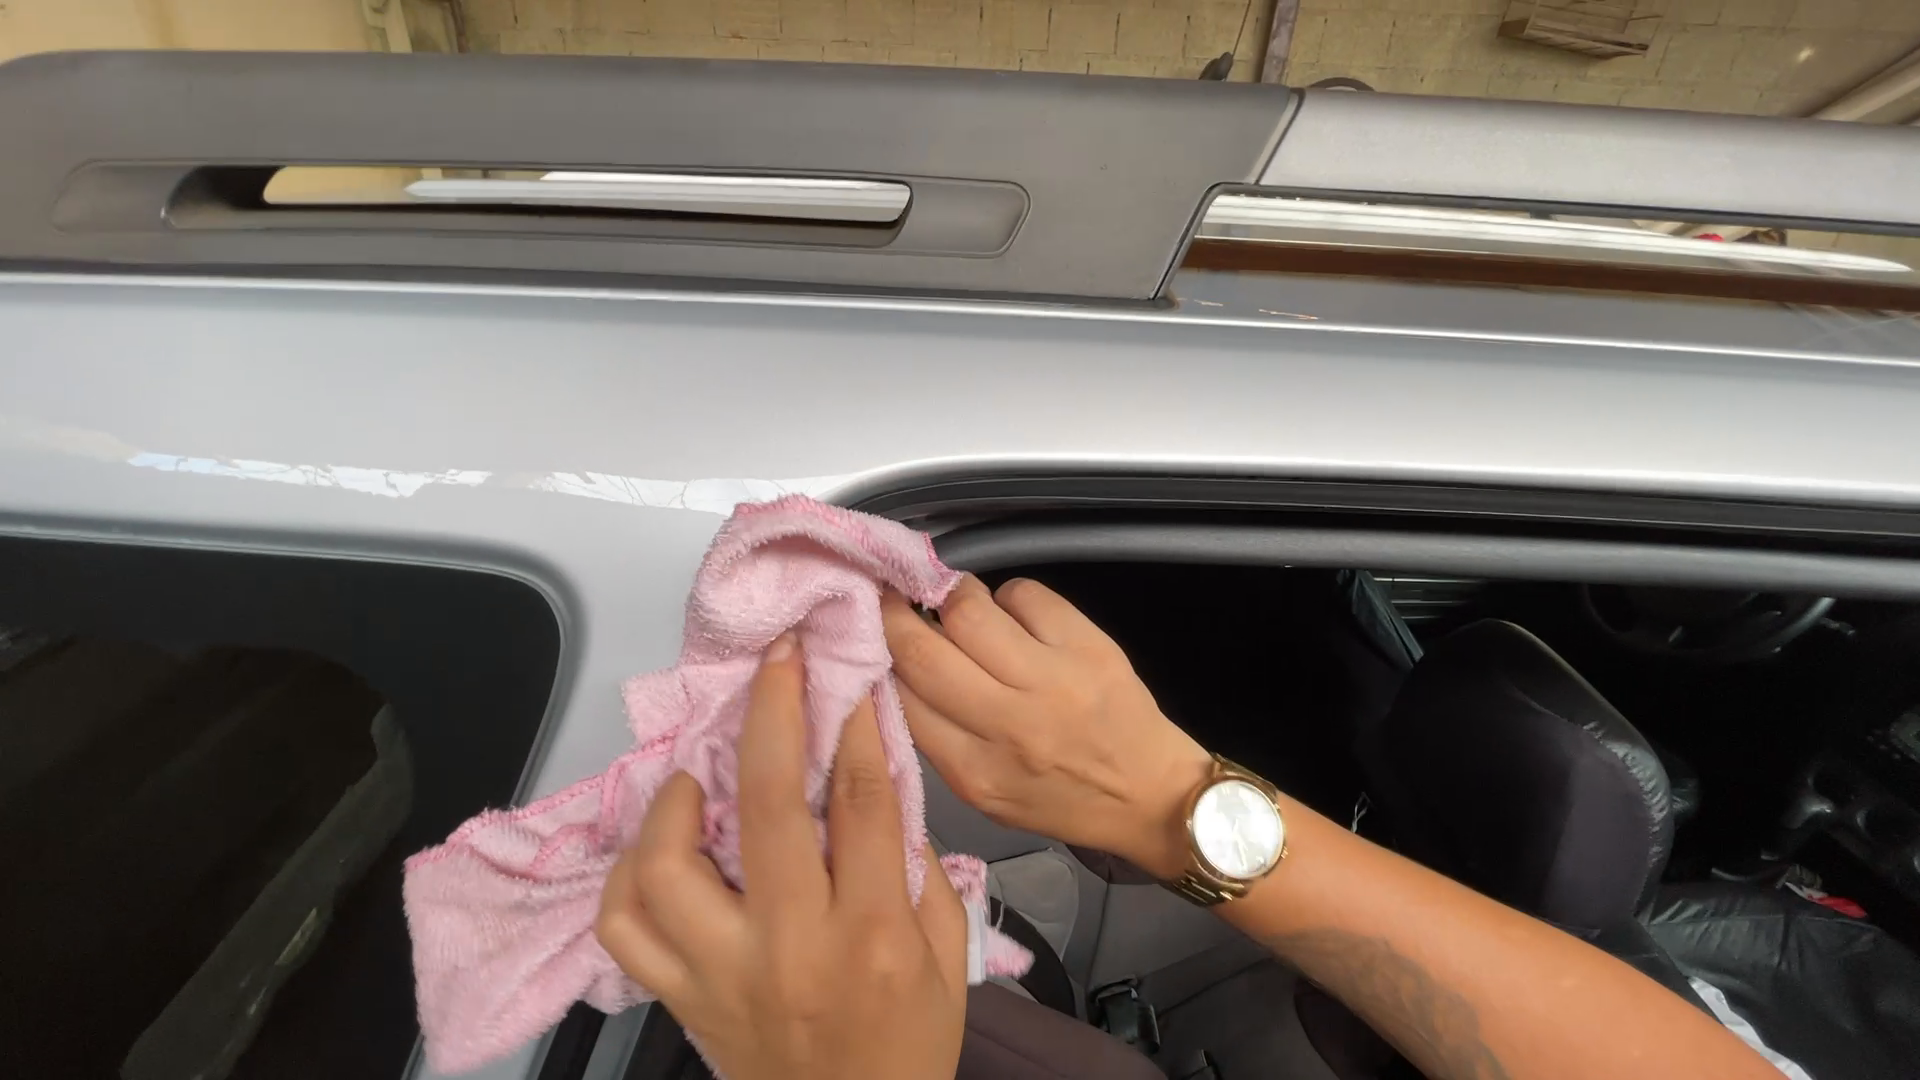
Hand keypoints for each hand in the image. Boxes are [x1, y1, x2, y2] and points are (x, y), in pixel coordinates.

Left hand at [595, 634, 968, 1079]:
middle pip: (767, 806)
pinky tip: (664, 836)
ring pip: (667, 867)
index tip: (846, 675)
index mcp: (872, 933)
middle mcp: (791, 946)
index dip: (854, 725)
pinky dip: (632, 867)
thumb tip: (878, 774)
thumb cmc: (910, 1040)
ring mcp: (723, 973)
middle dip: (772, 712)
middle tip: (777, 662)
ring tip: (700, 766)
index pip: (861, 802)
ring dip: (678, 795)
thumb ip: (918, 860)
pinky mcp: (683, 996)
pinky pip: (624, 926)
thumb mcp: (946, 949)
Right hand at [882, 575, 1210, 879]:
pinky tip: (1014, 617)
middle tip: (888, 595)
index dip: (873, 655)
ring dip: (950, 596)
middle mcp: (1009, 725)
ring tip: (953, 603)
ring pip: (968, 608)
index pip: (900, 698)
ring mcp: (1052, 680)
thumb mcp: (985, 794)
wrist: (1152, 794)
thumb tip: (892, 667)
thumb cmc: (1062, 797)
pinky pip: (1023, 593)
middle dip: (894, 613)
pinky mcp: (1089, 645)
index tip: (861, 631)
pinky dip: (1007, 597)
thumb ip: (937, 738)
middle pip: (923, 647)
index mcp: (975, 772)